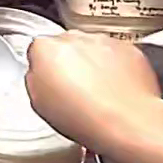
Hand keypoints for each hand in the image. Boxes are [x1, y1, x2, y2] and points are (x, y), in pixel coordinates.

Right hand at [25, 31, 162, 154]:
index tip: (52, 84)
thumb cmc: (84, 118)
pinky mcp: (128, 49)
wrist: (128, 124)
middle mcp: (73, 37)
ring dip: (93, 64)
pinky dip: (117, 68)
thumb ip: (35, 79)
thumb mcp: (39, 104)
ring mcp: (102, 41)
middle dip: (69, 63)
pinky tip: (117, 91)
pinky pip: (117, 55)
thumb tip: (40, 74)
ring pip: (92, 49)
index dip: (45, 70)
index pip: (37, 51)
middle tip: (75, 91)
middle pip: (66, 46)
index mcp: (44, 48)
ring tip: (99, 95)